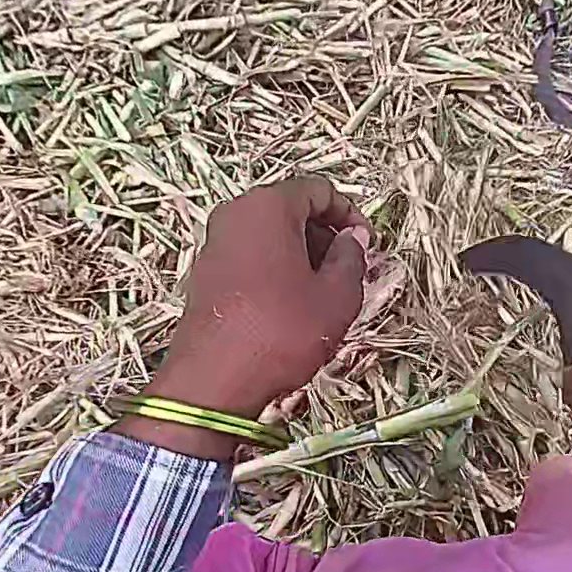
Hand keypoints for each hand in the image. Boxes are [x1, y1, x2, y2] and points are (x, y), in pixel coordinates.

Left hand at [118, 175, 370, 459]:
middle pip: (291, 212)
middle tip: (349, 272)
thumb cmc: (281, 332)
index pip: (318, 191)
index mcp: (267, 206)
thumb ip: (352, 258)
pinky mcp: (205, 277)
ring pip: (270, 238)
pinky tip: (293, 308)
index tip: (366, 245)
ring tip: (324, 295)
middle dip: (325, 238)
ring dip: (302, 258)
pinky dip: (277, 273)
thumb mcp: (336, 296)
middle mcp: (234, 216)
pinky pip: (251, 260)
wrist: (215, 381)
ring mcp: (214, 246)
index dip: (350, 215)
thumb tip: (352, 241)